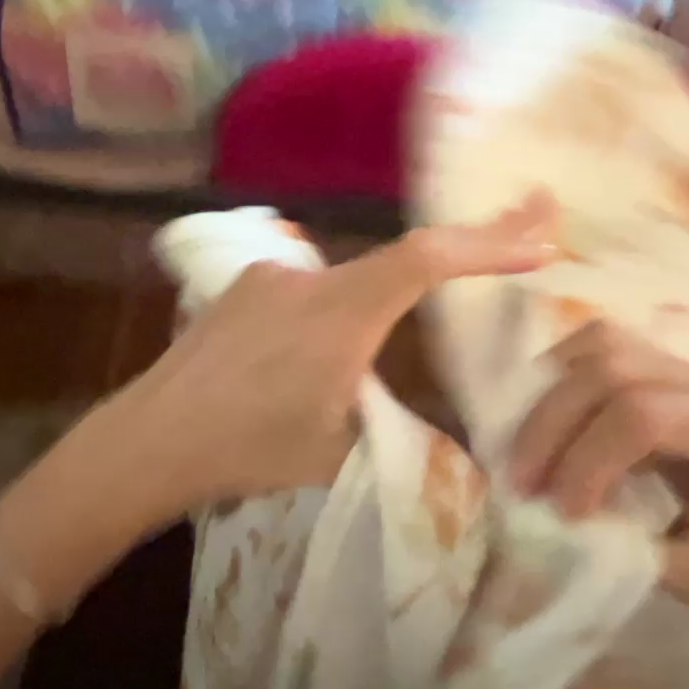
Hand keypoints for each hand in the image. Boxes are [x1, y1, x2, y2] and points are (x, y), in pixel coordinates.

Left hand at [122, 195, 558, 508]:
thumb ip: (388, 422)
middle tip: (511, 237)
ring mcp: (270, 276)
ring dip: (373, 307)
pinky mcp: (243, 287)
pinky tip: (298, 362)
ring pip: (347, 282)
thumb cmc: (247, 450)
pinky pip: (307, 291)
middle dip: (455, 253)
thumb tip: (422, 419)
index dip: (486, 243)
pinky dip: (328, 315)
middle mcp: (309, 278)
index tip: (538, 240)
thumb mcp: (336, 450)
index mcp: (340, 313)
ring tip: (342, 371)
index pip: (425, 259)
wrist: (151, 437)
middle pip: (396, 257)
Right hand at [508, 321, 688, 633]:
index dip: (588, 458)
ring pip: (603, 344)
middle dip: (554, 422)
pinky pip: (605, 352)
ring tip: (529, 448)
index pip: (647, 416)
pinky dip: (564, 382)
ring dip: (552, 393)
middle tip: (521, 480)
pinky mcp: (674, 371)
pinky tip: (550, 424)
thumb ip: (627, 552)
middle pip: (615, 367)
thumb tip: (548, 523)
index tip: (561, 513)